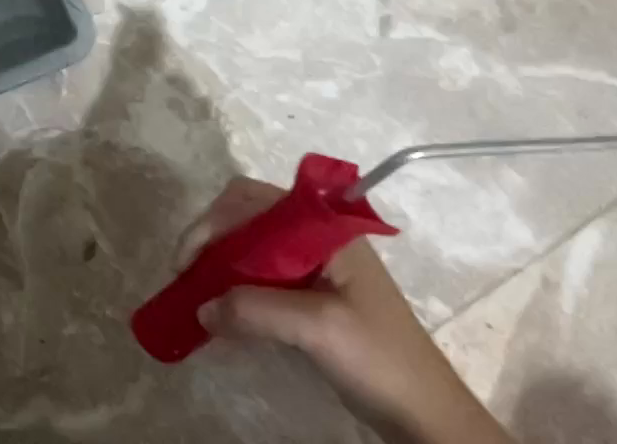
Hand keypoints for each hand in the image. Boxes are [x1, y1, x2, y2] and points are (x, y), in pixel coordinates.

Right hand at [176, 178, 511, 443]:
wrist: (429, 418)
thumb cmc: (380, 359)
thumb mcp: (316, 328)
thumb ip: (254, 309)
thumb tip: (200, 307)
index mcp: (324, 231)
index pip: (250, 199)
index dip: (212, 221)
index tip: (189, 261)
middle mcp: (316, 239)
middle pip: (244, 217)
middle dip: (209, 241)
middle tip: (187, 277)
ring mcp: (313, 267)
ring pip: (247, 246)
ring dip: (217, 264)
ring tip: (197, 293)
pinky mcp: (308, 295)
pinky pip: (256, 275)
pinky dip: (231, 286)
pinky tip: (221, 310)